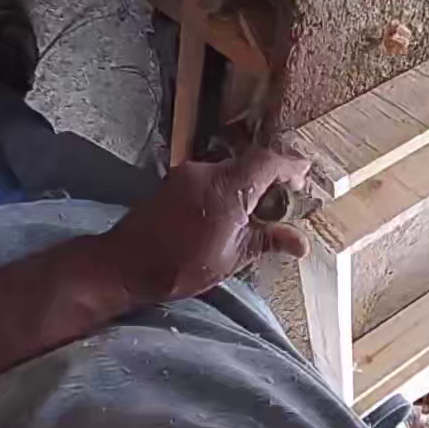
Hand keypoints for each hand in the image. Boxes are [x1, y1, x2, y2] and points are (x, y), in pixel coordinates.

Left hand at [100, 148, 311, 302]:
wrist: (125, 265)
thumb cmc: (179, 266)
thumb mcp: (231, 258)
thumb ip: (266, 241)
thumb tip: (301, 243)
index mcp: (227, 189)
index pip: (268, 161)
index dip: (290, 166)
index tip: (303, 178)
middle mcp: (206, 172)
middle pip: (248, 163)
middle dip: (269, 178)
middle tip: (284, 198)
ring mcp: (186, 175)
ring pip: (227, 170)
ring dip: (245, 185)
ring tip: (255, 212)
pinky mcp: (172, 182)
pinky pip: (208, 177)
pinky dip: (224, 189)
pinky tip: (225, 213)